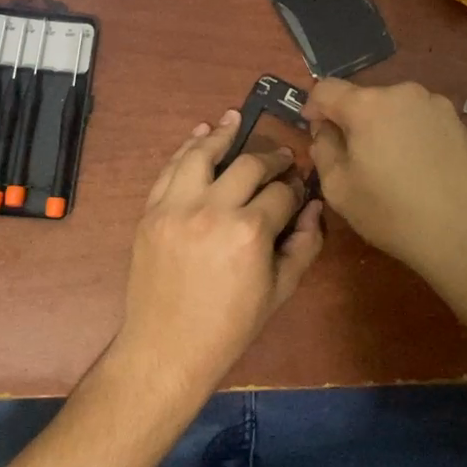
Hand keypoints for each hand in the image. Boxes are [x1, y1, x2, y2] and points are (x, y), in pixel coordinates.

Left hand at [111, 108, 324, 393]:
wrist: (166, 348)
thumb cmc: (229, 326)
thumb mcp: (279, 292)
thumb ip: (304, 246)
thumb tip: (315, 208)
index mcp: (250, 232)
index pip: (281, 192)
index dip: (295, 187)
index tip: (299, 188)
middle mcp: (213, 210)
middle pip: (248, 165)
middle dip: (270, 157)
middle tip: (281, 158)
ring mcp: (176, 207)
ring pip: (203, 154)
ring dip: (223, 133)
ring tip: (236, 118)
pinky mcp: (151, 212)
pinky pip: (170, 169)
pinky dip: (186, 148)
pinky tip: (201, 136)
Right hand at [305, 78, 466, 344]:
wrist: (466, 234)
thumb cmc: (393, 213)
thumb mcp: (339, 188)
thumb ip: (323, 149)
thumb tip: (326, 130)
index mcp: (368, 105)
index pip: (326, 89)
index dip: (313, 107)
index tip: (314, 130)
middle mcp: (403, 92)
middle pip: (363, 99)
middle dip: (351, 121)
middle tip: (352, 158)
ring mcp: (436, 104)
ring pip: (393, 108)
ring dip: (382, 128)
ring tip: (389, 167)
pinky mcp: (459, 121)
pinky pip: (419, 119)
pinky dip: (409, 135)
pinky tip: (416, 168)